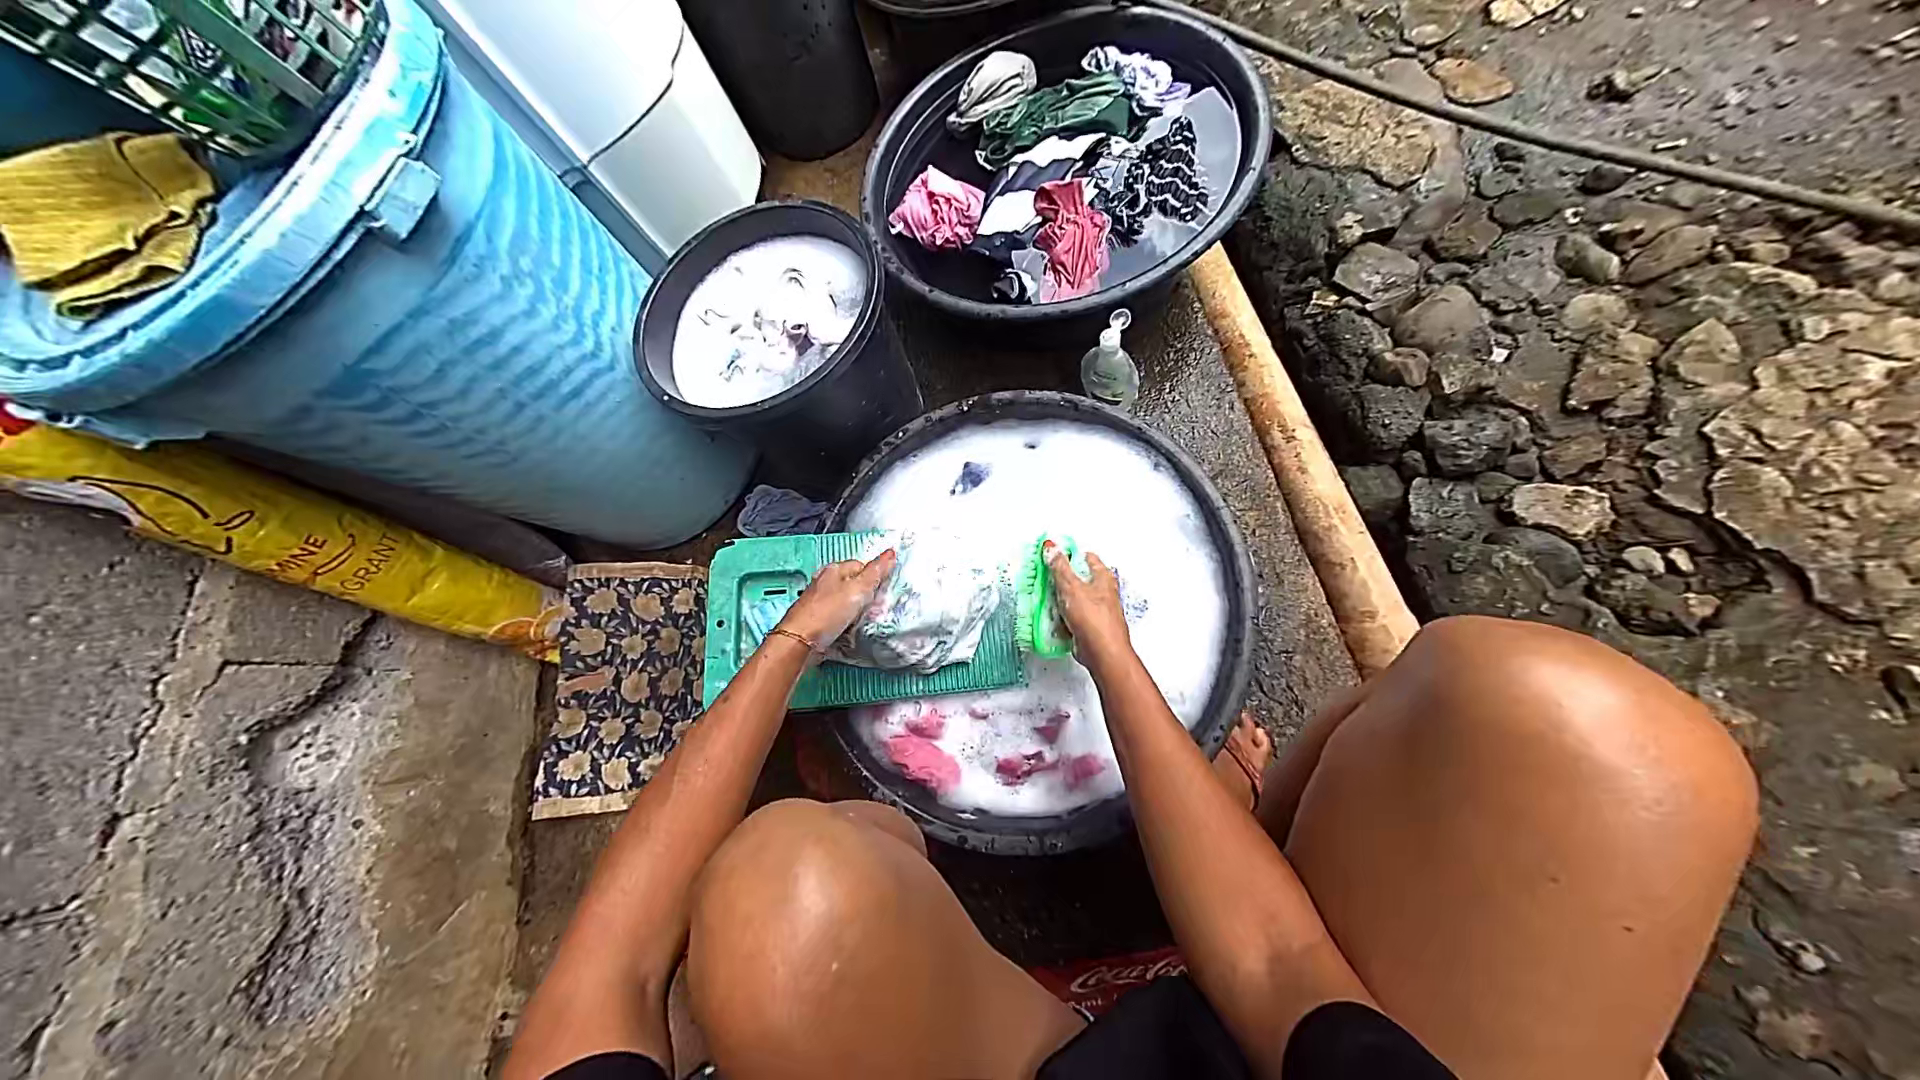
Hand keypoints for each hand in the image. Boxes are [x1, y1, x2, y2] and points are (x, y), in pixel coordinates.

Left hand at [776, 549, 896, 651]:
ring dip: (857, 614)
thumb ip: (876, 572)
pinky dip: (846, 626)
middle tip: (875, 609)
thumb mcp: (858, 589)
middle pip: (853, 586)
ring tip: (864, 623)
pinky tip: (850, 633)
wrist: (800, 642)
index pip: (861, 566)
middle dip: (867, 598)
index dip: (874, 577)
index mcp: (833, 570)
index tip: (883, 590)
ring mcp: (819, 603)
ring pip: (846, 604)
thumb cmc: (825, 613)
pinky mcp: (816, 621)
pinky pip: (838, 620)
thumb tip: (890, 554)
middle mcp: (824, 583)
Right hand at [1045, 543, 1132, 670]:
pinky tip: (1053, 617)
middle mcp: (1102, 592)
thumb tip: (1052, 548)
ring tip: (1046, 598)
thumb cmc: (1094, 620)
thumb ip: (1060, 567)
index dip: (1068, 554)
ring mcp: (1095, 610)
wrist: (1102, 653)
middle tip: (1045, 578)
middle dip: (1060, 579)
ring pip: (1073, 599)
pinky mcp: (1088, 626)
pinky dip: (1061, 616)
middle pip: (1077, 579)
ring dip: (1059, 600)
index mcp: (1103, 577)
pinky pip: (1070, 616)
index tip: (1051, 555)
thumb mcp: (1071, 587)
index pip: (1085, 557)